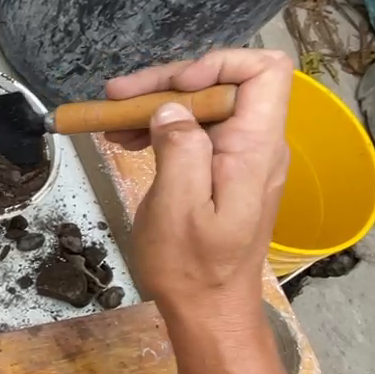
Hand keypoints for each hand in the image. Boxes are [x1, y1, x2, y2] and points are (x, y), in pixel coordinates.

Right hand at [104, 49, 291, 324]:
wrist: (207, 309)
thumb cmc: (190, 266)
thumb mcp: (177, 207)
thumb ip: (179, 149)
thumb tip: (171, 110)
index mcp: (255, 148)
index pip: (264, 71)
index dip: (217, 64)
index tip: (170, 89)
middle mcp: (257, 145)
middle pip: (224, 84)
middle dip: (168, 83)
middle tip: (115, 96)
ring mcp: (240, 160)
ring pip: (204, 107)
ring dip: (157, 106)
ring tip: (110, 120)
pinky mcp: (222, 173)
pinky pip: (196, 134)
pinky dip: (160, 129)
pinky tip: (125, 139)